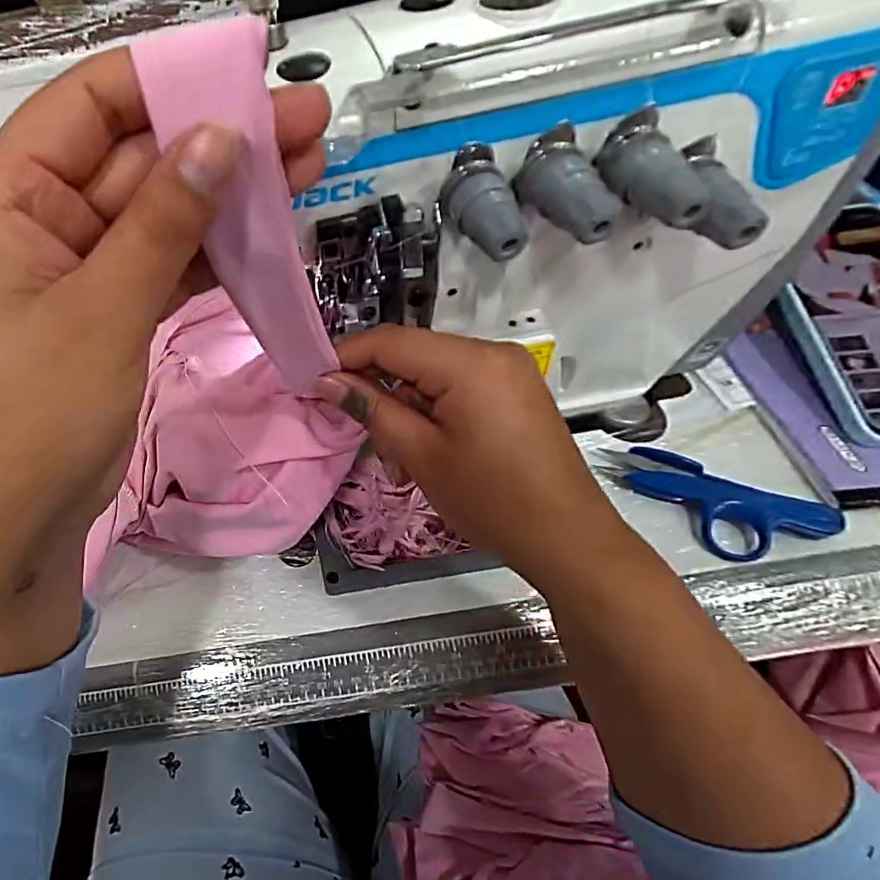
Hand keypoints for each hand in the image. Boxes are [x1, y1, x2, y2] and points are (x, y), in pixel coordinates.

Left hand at [0, 48, 330, 675]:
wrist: (19, 526)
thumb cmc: (36, 419)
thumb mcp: (102, 310)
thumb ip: (163, 221)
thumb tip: (220, 135)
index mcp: (8, 198)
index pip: (88, 105)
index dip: (165, 77)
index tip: (243, 63)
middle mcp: (41, 220)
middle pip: (138, 156)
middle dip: (218, 137)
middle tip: (305, 118)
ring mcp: (81, 268)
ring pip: (163, 211)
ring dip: (228, 193)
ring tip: (308, 162)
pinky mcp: (113, 310)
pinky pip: (168, 261)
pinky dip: (214, 249)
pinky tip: (269, 228)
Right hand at [325, 327, 853, 850]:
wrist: (568, 538)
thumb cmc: (490, 499)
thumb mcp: (421, 455)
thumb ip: (371, 409)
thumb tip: (326, 382)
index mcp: (469, 362)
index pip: (390, 340)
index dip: (346, 355)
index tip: (312, 380)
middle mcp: (492, 352)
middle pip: (414, 351)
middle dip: (375, 379)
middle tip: (344, 415)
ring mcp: (509, 369)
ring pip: (435, 367)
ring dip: (403, 394)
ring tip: (389, 440)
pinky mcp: (516, 389)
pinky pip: (460, 381)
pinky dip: (432, 402)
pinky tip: (422, 437)